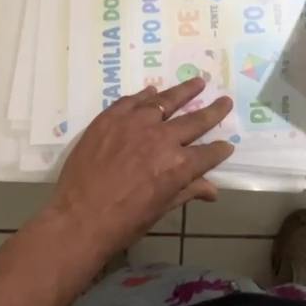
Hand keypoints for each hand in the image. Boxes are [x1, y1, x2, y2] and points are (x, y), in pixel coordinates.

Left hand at [41, 78, 235, 265]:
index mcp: (179, 165)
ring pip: (166, 101)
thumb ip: (187, 191)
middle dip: (213, 111)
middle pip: (194, 120)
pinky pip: (133, 101)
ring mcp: (136, 123)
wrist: (78, 220)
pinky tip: (152, 91)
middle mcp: (162, 138)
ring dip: (184, 91)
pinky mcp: (112, 117)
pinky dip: (145, 95)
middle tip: (225, 100)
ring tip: (197, 82)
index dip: (220, 150)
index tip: (227, 145)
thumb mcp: (160, 210)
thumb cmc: (123, 223)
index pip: (208, 153)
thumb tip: (213, 190)